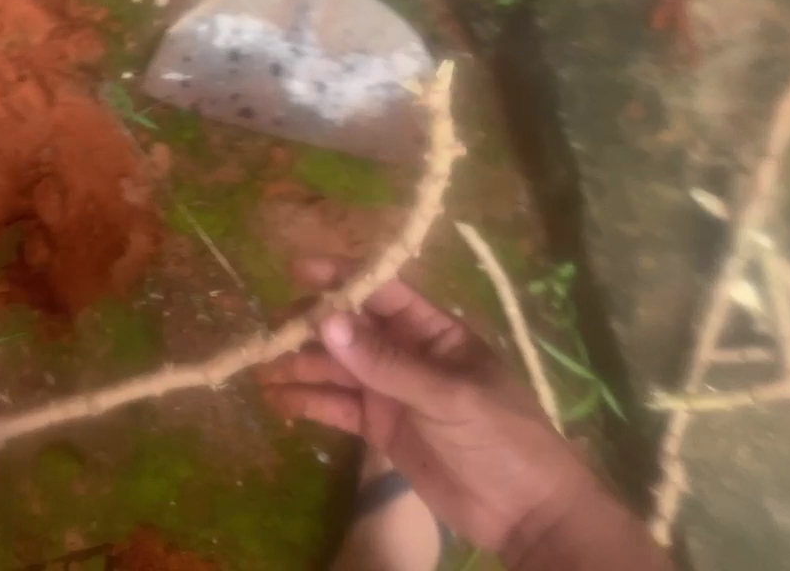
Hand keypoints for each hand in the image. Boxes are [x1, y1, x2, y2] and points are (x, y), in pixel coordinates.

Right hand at [254, 260, 597, 555]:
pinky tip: (276, 401)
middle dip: (308, 326)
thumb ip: (385, 362)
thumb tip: (326, 322)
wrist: (529, 518)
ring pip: (333, 366)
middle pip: (347, 328)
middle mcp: (403, 353)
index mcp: (431, 333)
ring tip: (260, 367)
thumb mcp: (448, 397)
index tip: (296, 271)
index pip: (380, 291)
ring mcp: (387, 389)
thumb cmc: (504, 441)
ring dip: (298, 365)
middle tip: (271, 331)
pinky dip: (305, 401)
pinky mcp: (377, 425)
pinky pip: (334, 405)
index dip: (340, 278)